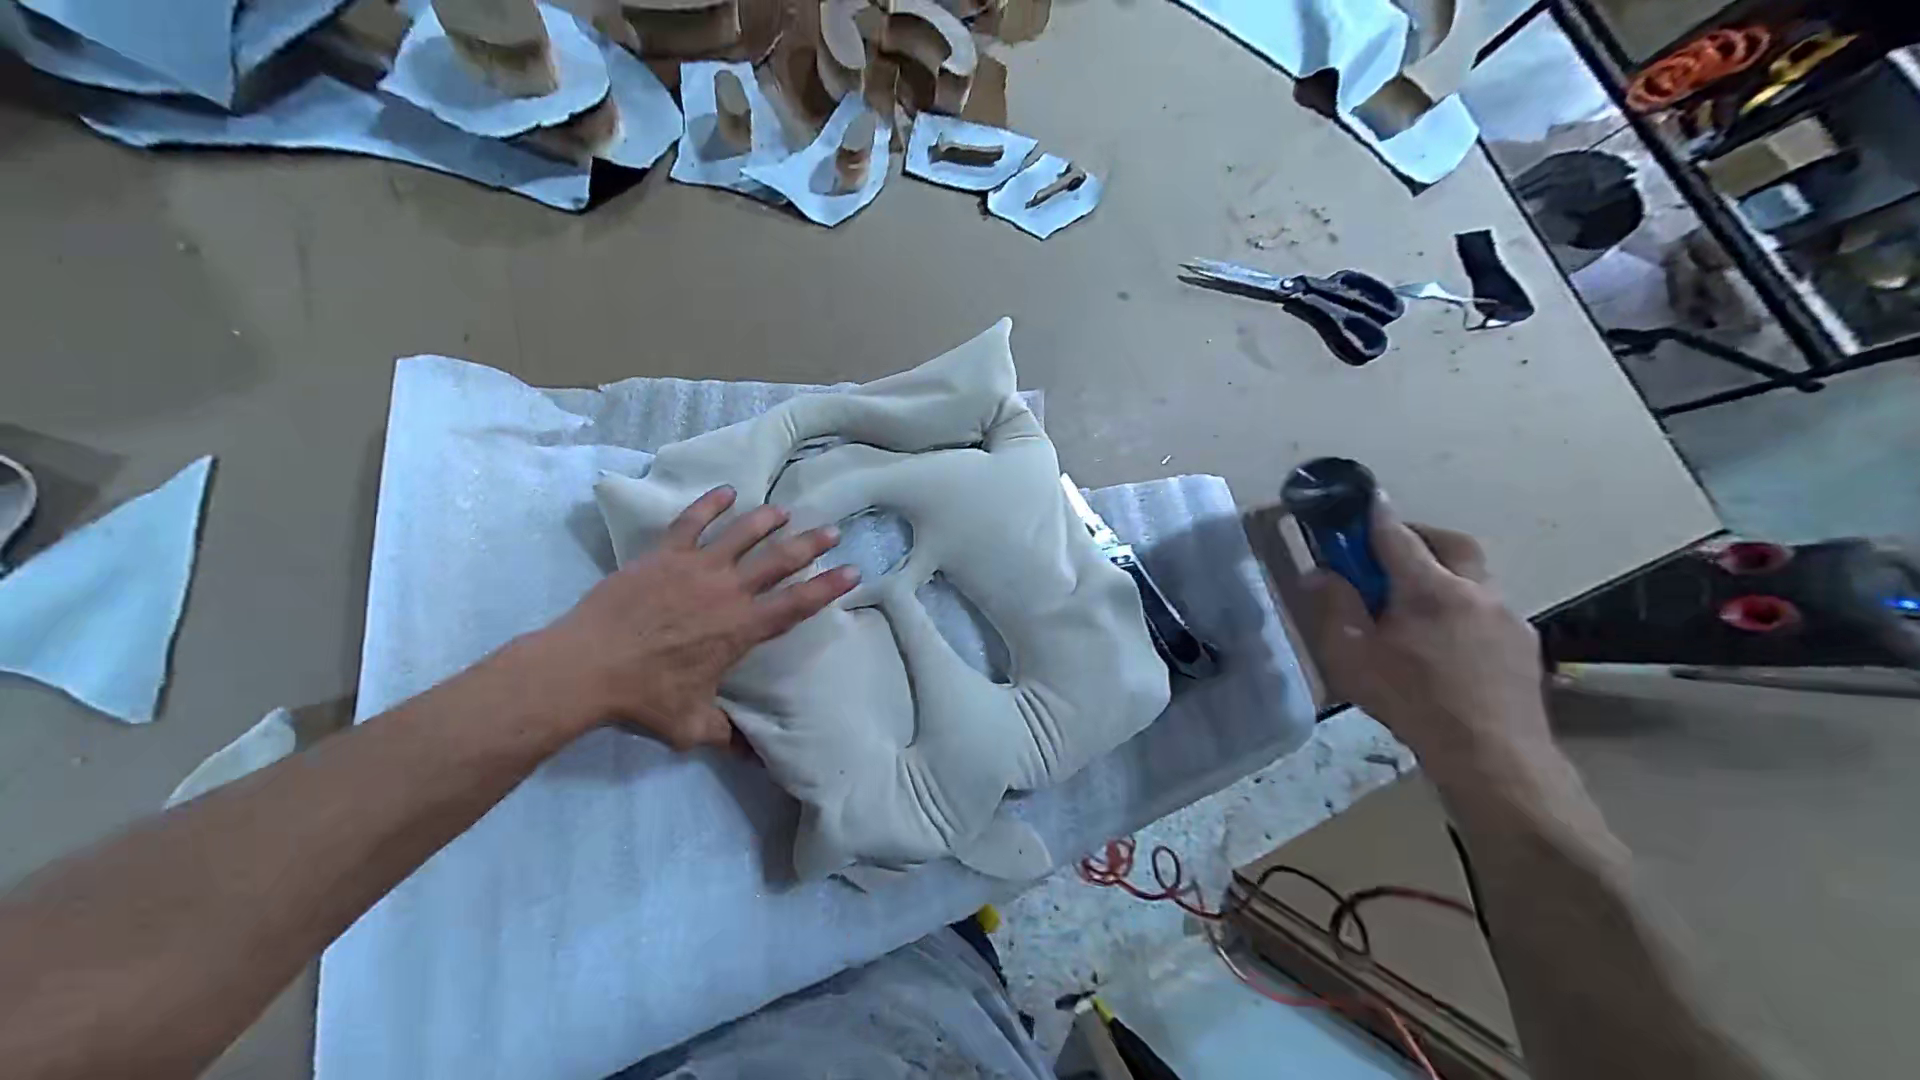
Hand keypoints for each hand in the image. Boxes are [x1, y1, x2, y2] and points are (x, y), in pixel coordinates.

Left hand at [517, 485, 857, 749]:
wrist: (584, 668)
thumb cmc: (643, 698)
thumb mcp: (691, 726)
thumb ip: (727, 736)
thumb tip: (756, 762)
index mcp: (741, 629)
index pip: (797, 604)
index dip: (828, 587)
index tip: (852, 571)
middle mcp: (727, 591)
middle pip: (779, 560)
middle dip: (810, 544)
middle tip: (831, 528)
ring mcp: (695, 568)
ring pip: (742, 534)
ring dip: (767, 519)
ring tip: (784, 511)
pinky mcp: (664, 555)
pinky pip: (692, 522)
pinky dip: (711, 504)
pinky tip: (727, 492)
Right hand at [1302, 501, 1550, 779]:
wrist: (1491, 755)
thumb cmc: (1411, 700)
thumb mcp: (1351, 655)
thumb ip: (1333, 607)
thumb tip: (1319, 572)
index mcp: (1429, 589)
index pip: (1397, 536)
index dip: (1376, 515)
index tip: (1365, 498)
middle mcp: (1475, 591)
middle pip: (1451, 543)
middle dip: (1419, 536)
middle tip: (1390, 551)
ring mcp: (1507, 617)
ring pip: (1473, 576)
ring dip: (1443, 573)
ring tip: (1413, 602)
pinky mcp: (1523, 644)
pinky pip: (1487, 608)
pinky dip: (1461, 606)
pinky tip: (1445, 640)